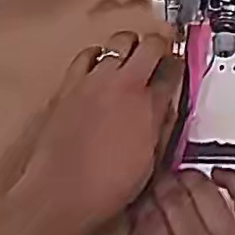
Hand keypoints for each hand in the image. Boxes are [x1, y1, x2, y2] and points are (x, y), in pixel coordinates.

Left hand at [12, 31, 184, 234]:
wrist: (57, 195)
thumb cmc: (104, 188)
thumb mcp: (148, 162)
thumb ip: (160, 126)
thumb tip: (165, 107)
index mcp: (149, 106)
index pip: (173, 69)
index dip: (177, 65)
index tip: (174, 68)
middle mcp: (126, 85)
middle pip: (151, 44)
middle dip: (158, 46)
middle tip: (157, 56)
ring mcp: (96, 79)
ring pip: (121, 40)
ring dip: (129, 46)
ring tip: (129, 58)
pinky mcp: (71, 82)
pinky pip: (88, 53)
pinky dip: (97, 55)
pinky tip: (98, 67)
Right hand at [135, 169, 234, 234]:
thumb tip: (151, 233)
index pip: (150, 224)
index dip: (141, 205)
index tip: (138, 198)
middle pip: (176, 203)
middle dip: (161, 186)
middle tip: (156, 180)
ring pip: (206, 192)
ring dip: (190, 178)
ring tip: (180, 175)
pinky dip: (234, 179)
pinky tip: (219, 173)